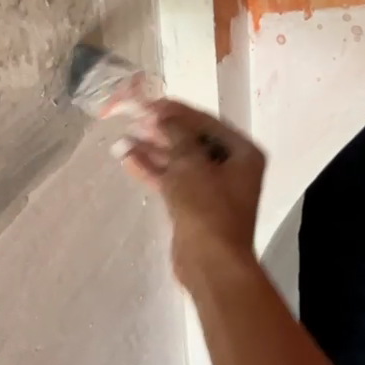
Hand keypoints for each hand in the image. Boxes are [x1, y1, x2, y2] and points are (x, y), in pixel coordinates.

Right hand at [110, 98, 265, 277]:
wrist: (210, 261)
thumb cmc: (207, 208)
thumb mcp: (190, 164)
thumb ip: (176, 134)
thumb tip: (162, 114)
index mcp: (241, 152)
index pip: (206, 122)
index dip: (176, 111)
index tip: (148, 104)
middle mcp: (230, 166)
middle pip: (191, 140)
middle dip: (161, 130)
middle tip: (133, 120)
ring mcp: (211, 187)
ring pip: (178, 160)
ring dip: (152, 150)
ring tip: (123, 141)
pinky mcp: (193, 205)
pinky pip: (172, 180)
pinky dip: (152, 170)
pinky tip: (127, 160)